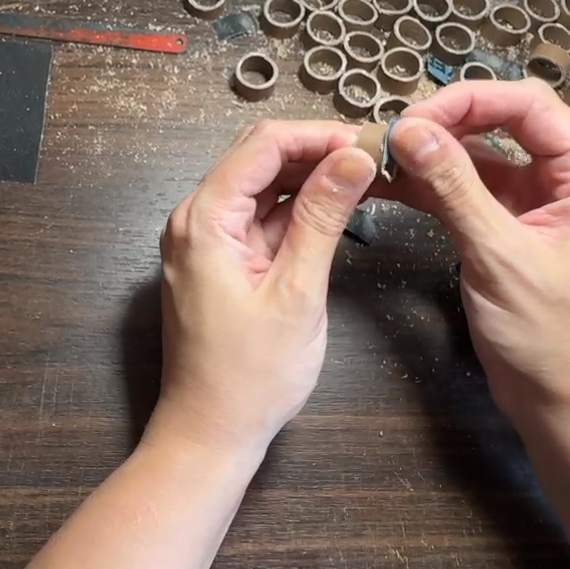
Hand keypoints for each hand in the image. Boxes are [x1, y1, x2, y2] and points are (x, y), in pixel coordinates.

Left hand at [154, 121, 376, 457]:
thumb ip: (322, 218)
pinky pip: (257, 219)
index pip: (262, 145)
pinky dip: (295, 210)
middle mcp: (195, 219)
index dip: (317, 135)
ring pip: (260, 187)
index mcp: (203, 219)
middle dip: (315, 152)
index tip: (370, 143)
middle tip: (374, 161)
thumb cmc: (250, 376)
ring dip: (309, 179)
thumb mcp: (296, 292)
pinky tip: (334, 210)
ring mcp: (204, 240)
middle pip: (258, 159)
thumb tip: (354, 157)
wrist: (210, 433)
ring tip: (365, 180)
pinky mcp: (218, 260)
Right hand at [376, 80, 569, 438]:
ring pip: (483, 157)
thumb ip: (454, 187)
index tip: (407, 120)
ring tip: (382, 157)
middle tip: (388, 139)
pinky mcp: (516, 229)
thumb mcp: (500, 257)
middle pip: (504, 123)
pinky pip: (473, 192)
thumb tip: (406, 129)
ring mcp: (544, 204)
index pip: (527, 105)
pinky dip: (435, 187)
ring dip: (434, 155)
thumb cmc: (555, 339)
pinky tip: (394, 184)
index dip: (465, 101)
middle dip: (445, 125)